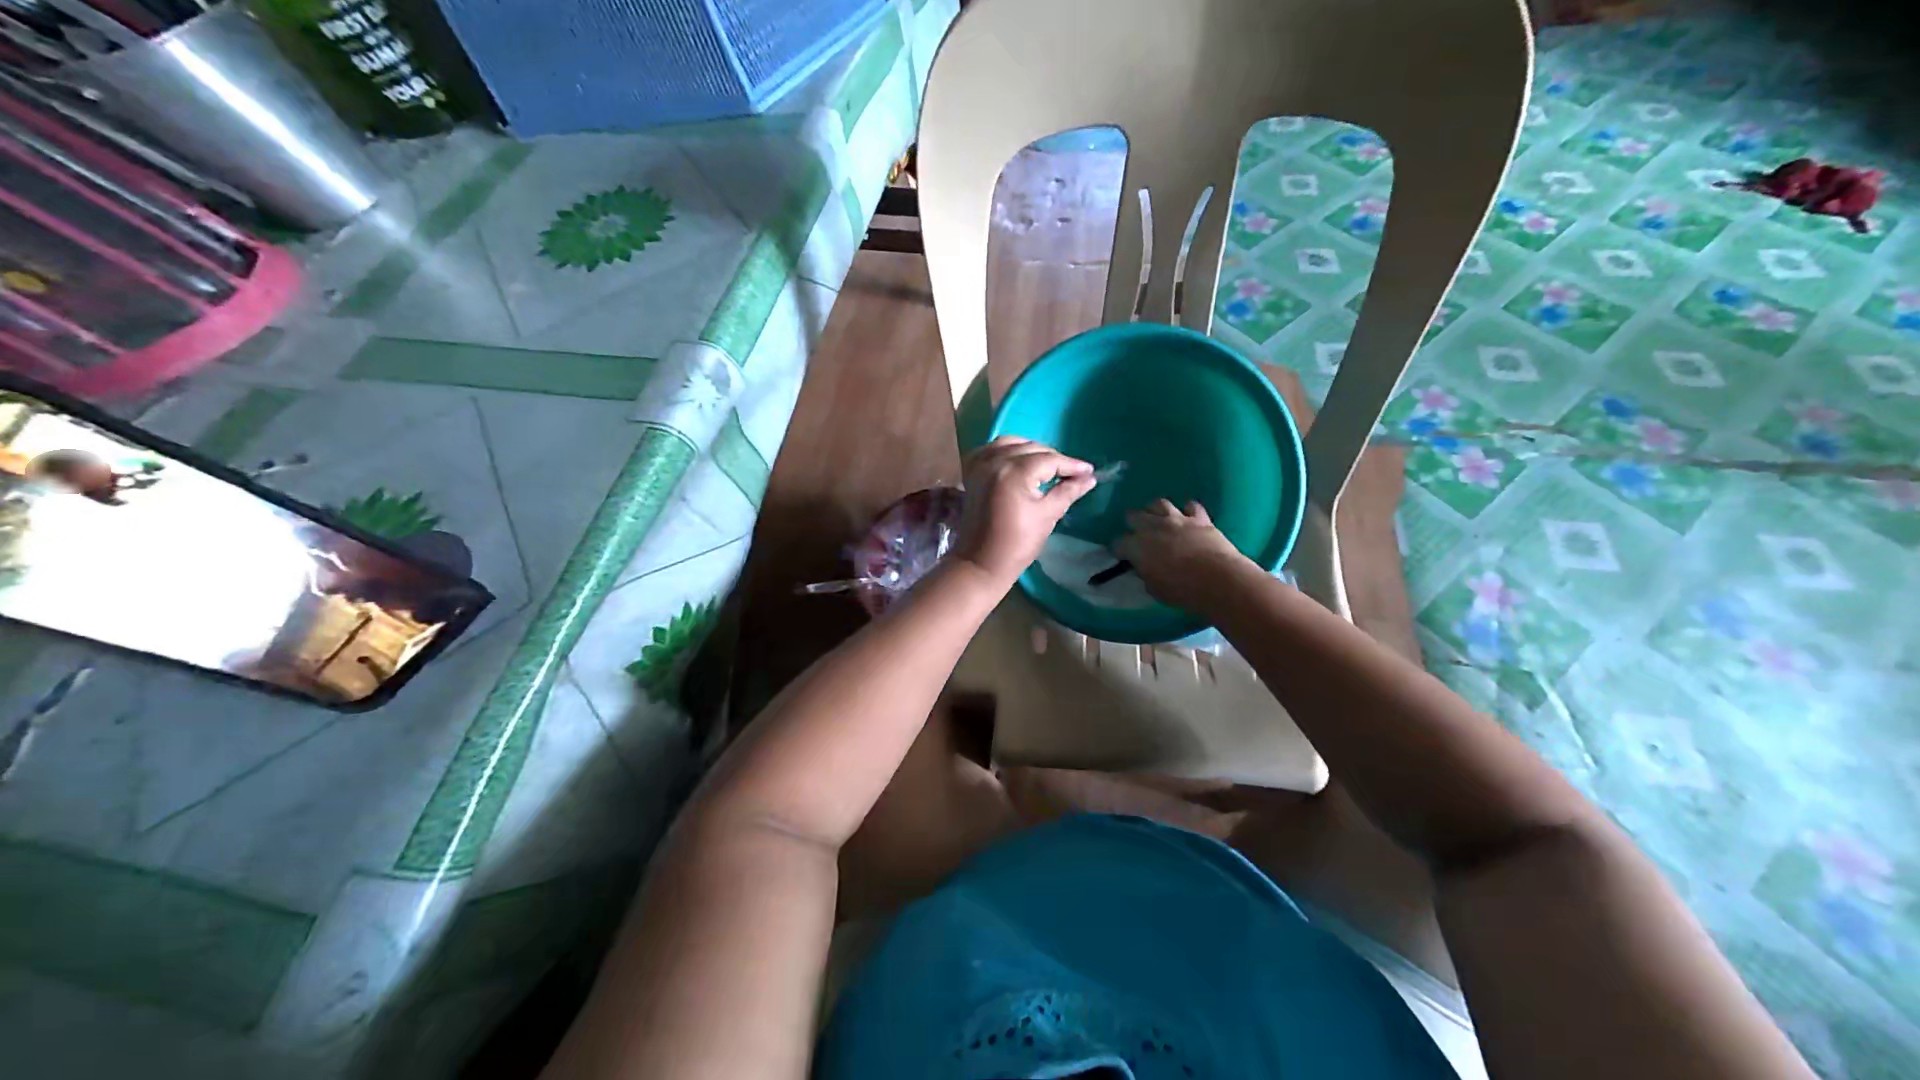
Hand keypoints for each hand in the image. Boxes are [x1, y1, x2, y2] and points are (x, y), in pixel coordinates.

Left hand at [951, 436, 1095, 583]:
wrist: (981, 563)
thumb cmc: (1018, 543)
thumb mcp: (1048, 515)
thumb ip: (1068, 491)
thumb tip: (1089, 478)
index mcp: (1014, 472)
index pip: (1049, 460)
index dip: (1071, 465)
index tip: (1089, 471)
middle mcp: (994, 461)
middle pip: (1031, 448)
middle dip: (1053, 458)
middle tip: (1071, 473)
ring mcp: (979, 465)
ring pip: (1010, 443)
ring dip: (1030, 450)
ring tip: (1046, 466)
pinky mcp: (971, 473)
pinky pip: (990, 450)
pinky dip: (1005, 451)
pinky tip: (1017, 461)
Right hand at [1113, 499, 1253, 612]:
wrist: (1218, 579)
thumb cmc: (1182, 590)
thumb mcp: (1155, 589)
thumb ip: (1146, 574)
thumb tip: (1145, 568)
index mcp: (1136, 546)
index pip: (1118, 543)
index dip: (1119, 549)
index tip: (1123, 556)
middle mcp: (1152, 527)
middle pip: (1133, 515)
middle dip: (1133, 524)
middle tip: (1139, 535)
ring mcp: (1176, 519)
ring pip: (1159, 503)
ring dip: (1156, 511)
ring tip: (1160, 520)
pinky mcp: (1199, 518)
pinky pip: (1191, 507)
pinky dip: (1188, 512)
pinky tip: (1189, 519)